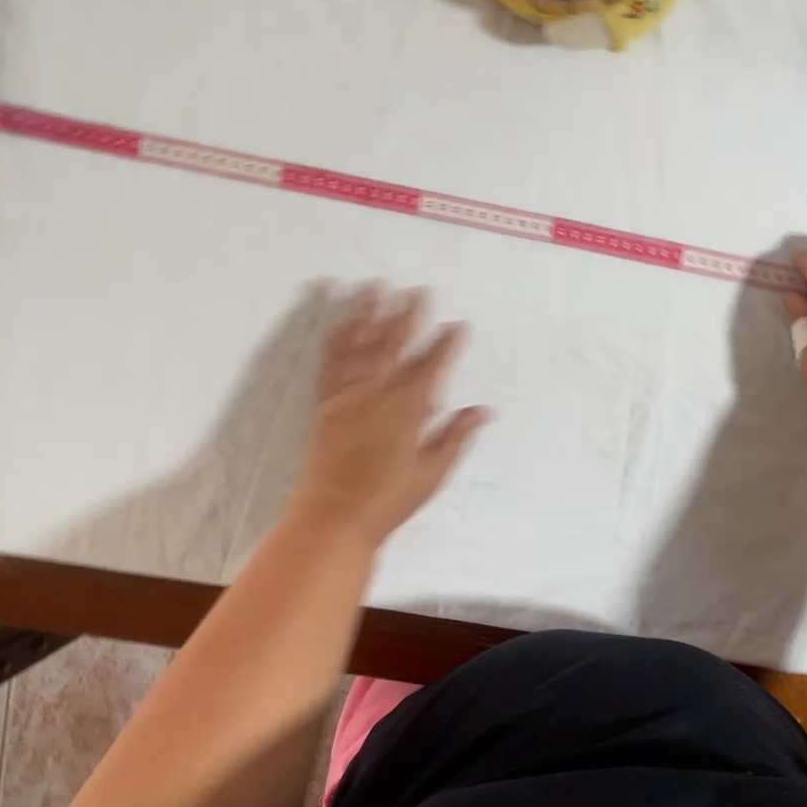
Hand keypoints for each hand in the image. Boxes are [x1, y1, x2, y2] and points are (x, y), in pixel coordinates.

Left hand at [289, 286, 487, 543]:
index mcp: (406, 412)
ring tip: (376, 287)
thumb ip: (455, 436)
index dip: (446, 344)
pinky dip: (337, 340)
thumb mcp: (432, 473)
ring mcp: (346, 398)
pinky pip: (330, 365)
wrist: (333, 519)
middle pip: (394, 347)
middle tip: (419, 290)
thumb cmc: (389, 501)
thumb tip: (482, 410)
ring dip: (369, 315)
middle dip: (408, 316)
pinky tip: (341, 322)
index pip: (431, 368)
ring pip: (359, 348)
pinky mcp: (324, 406)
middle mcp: (375, 396)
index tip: (458, 325)